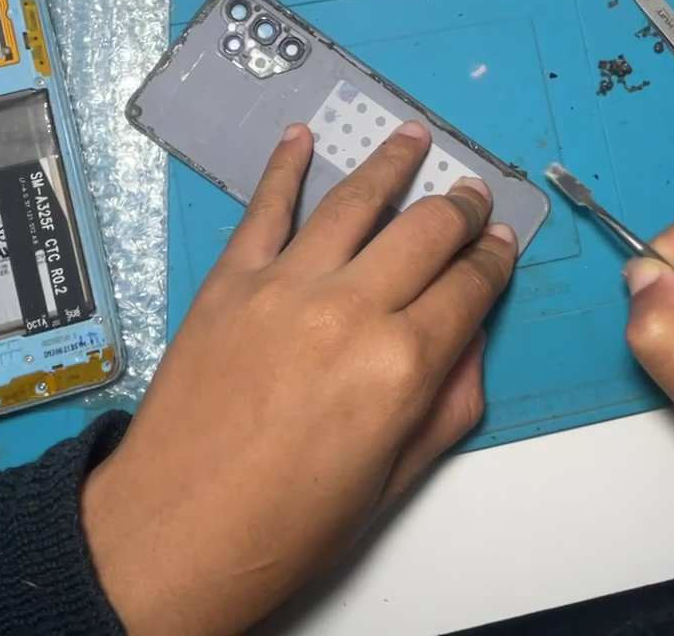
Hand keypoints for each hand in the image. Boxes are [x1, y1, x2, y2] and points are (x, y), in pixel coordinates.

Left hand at [81, 121, 517, 634]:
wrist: (172, 536)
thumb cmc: (291, 525)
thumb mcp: (395, 482)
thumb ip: (449, 402)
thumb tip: (472, 336)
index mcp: (402, 365)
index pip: (470, 287)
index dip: (494, 260)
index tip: (501, 242)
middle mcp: (350, 309)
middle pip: (425, 231)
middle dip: (460, 208)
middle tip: (471, 193)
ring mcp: (284, 284)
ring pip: (353, 202)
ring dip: (391, 162)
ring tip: (413, 137)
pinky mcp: (230, 278)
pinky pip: (265, 208)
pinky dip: (284, 166)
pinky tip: (301, 137)